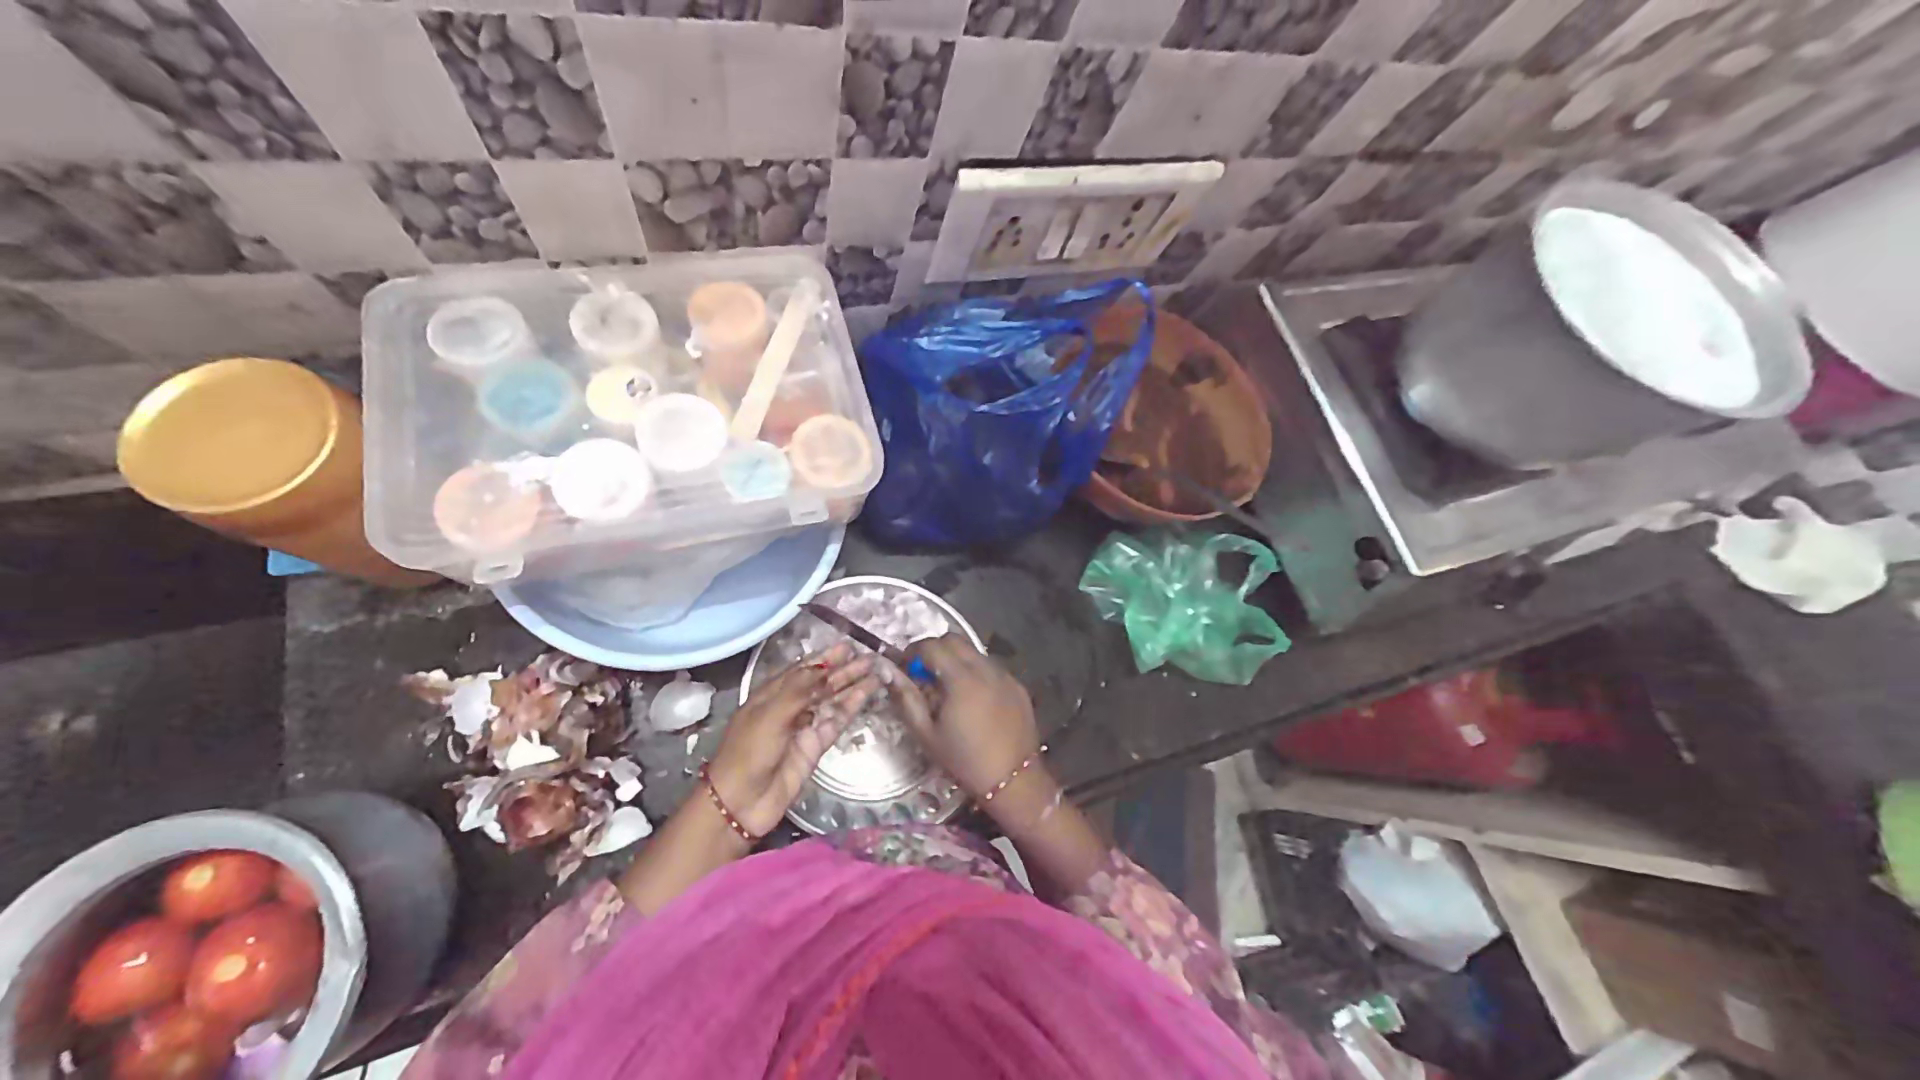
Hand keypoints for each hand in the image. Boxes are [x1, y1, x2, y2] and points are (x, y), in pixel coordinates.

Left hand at [707, 643, 877, 836]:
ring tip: (876, 672)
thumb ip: (800, 690)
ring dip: (852, 685)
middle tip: (869, 657)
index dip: (824, 657)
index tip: (847, 646)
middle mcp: (790, 707)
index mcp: (771, 694)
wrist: (741, 802)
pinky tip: (865, 694)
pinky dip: (851, 707)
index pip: (802, 669)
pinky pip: (836, 721)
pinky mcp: (815, 746)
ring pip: (832, 700)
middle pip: (821, 683)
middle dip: (844, 669)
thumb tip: (825, 669)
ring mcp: (804, 727)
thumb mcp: (770, 714)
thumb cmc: (748, 752)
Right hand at [891, 634, 1040, 799]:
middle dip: (935, 650)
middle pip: (955, 640)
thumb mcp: (927, 734)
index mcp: (961, 679)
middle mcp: (986, 669)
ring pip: (974, 652)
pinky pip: (992, 669)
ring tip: (950, 690)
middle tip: (925, 675)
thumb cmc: (965, 760)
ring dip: (957, 661)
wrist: (1014, 780)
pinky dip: (977, 674)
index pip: (932, 645)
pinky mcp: (1018, 686)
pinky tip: (974, 701)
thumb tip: (892, 674)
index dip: (913, 651)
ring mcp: (1005, 676)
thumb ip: (907, 699)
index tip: (906, 667)